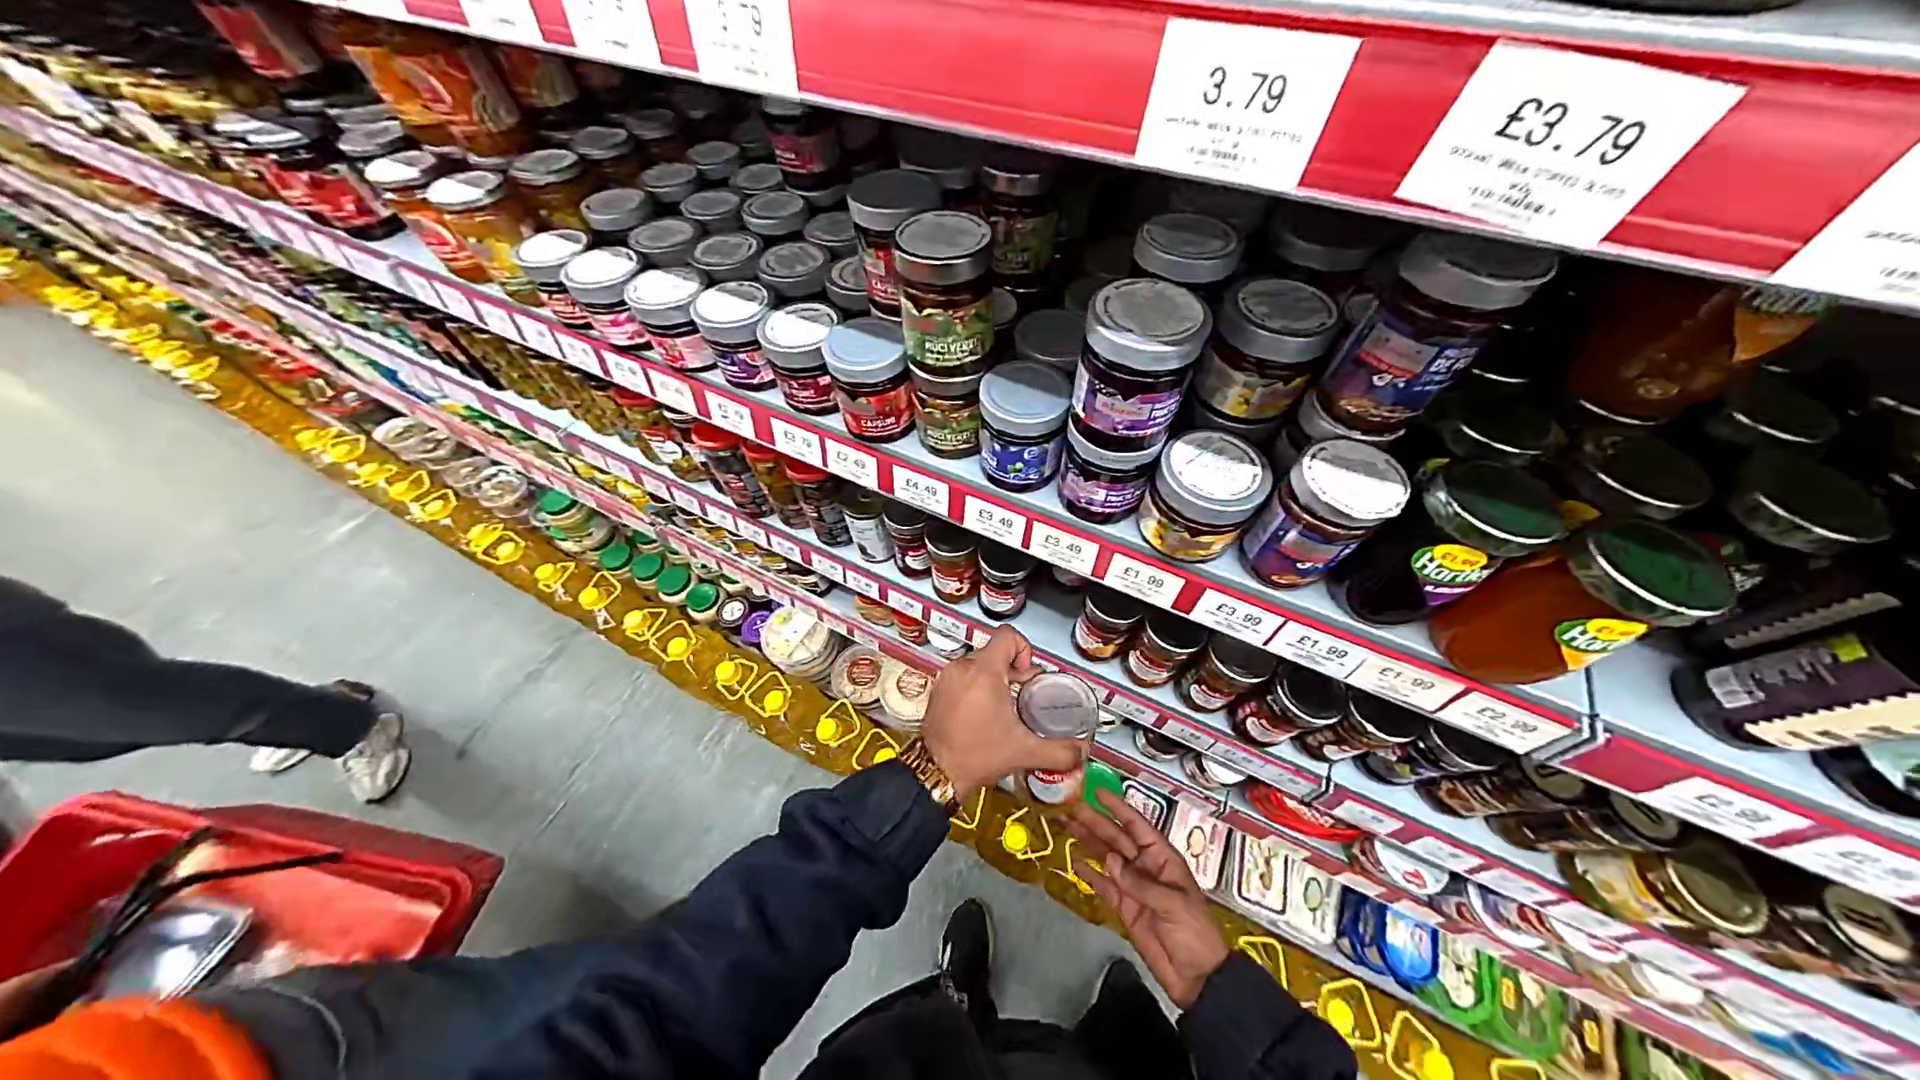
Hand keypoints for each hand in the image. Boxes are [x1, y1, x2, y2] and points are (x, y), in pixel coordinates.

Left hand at [921, 626, 1082, 796]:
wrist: (936, 772)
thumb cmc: (974, 756)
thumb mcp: (1024, 752)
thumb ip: (1060, 751)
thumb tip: (1080, 751)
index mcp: (983, 673)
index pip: (1008, 637)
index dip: (1024, 649)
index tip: (1027, 674)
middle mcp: (962, 669)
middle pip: (994, 652)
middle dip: (1012, 670)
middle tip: (1022, 694)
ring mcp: (947, 678)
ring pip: (978, 664)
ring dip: (994, 679)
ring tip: (1004, 705)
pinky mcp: (939, 690)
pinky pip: (963, 676)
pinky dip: (976, 687)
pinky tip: (985, 712)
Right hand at [1067, 789, 1229, 1008]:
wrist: (1198, 978)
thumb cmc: (1195, 933)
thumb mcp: (1173, 904)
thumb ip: (1140, 883)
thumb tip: (1110, 861)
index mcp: (1162, 858)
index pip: (1137, 825)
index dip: (1118, 807)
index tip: (1098, 792)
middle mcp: (1145, 866)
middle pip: (1116, 838)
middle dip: (1094, 822)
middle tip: (1071, 808)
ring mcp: (1134, 886)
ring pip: (1106, 857)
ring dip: (1088, 842)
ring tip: (1067, 826)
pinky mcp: (1124, 907)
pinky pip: (1104, 885)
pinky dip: (1090, 874)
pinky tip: (1075, 863)